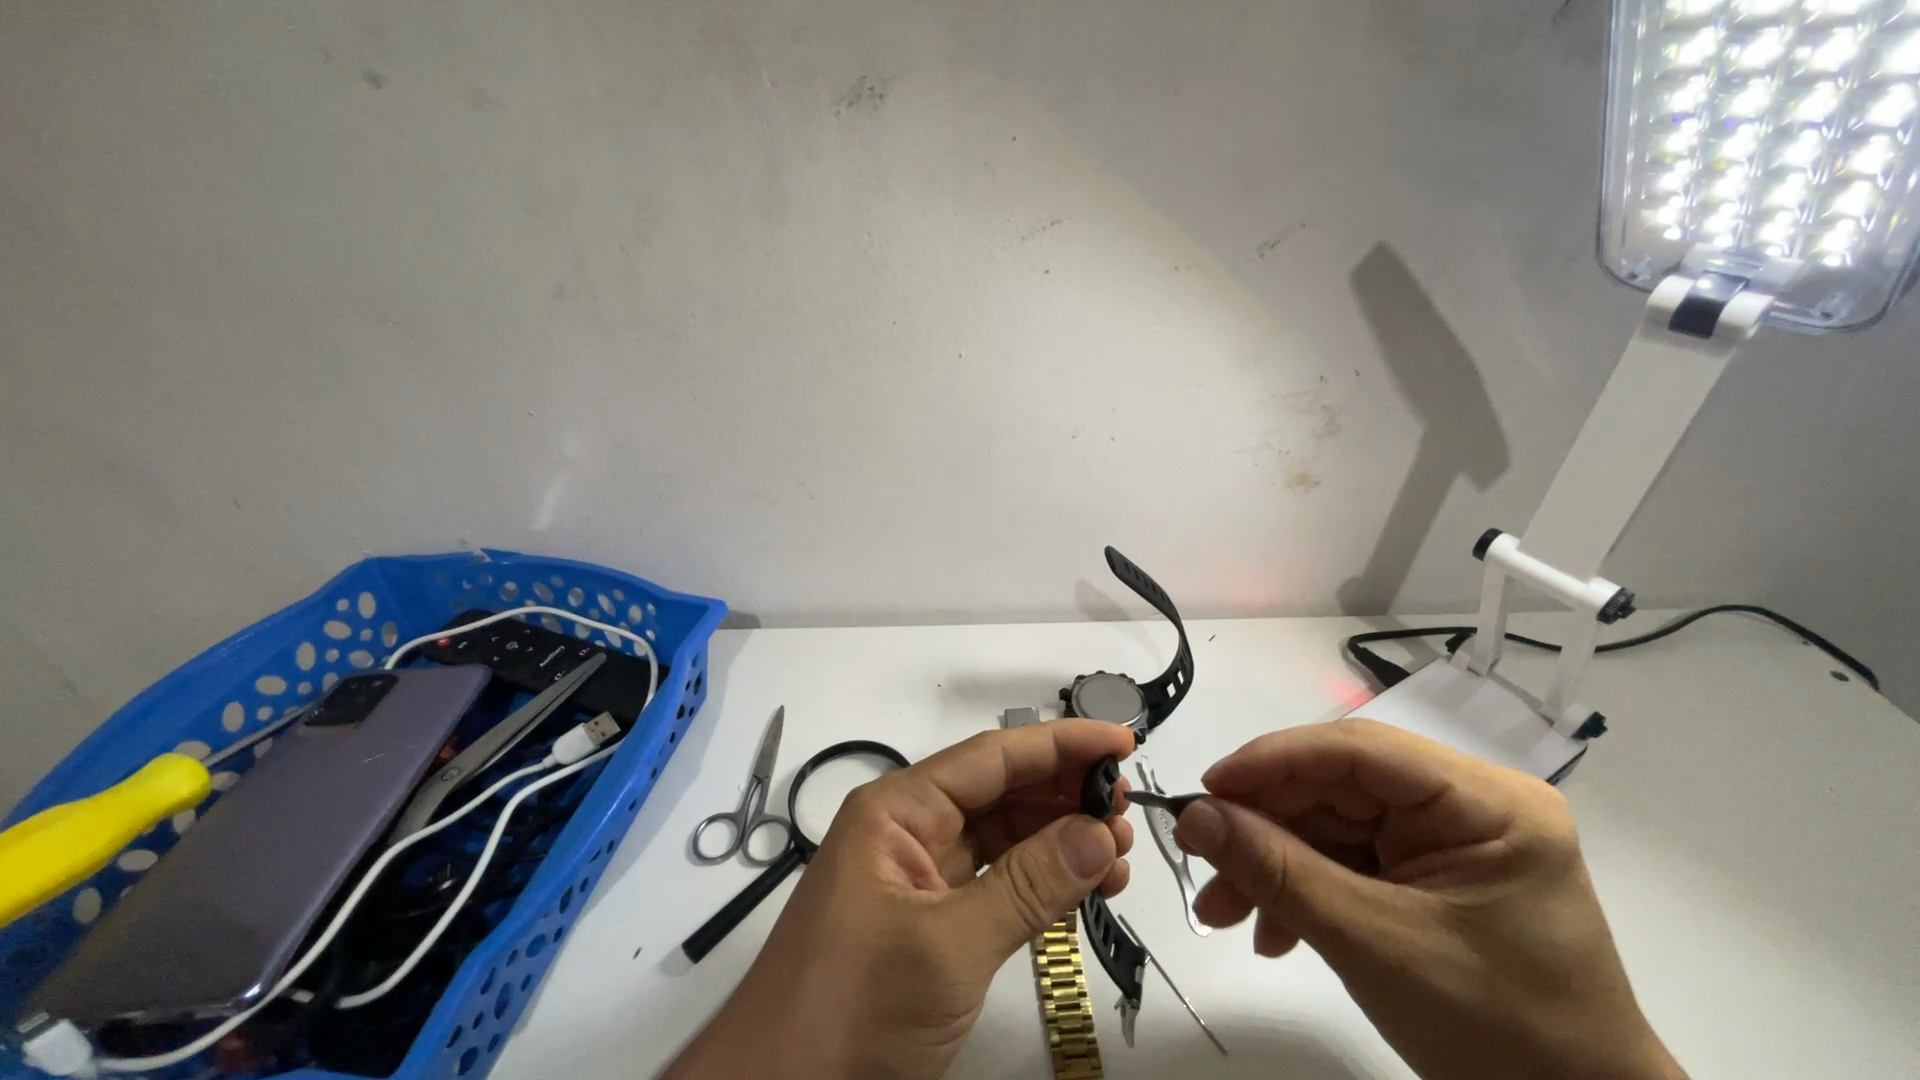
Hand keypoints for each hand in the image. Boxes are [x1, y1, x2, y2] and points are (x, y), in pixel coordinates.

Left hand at [664, 721, 1136, 1079]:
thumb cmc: (853, 1005)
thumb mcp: (947, 945)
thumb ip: (1028, 886)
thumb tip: (1101, 832)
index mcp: (897, 810)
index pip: (991, 757)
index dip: (1060, 744)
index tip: (1123, 741)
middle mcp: (909, 829)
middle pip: (1000, 792)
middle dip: (1065, 793)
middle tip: (1128, 807)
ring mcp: (919, 876)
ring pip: (1003, 837)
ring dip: (1060, 839)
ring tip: (1118, 852)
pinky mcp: (930, 920)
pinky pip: (996, 881)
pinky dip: (1041, 881)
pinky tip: (1085, 885)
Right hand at [1174, 718, 1685, 1079]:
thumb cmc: (1495, 1032)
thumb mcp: (1373, 944)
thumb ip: (1278, 871)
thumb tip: (1193, 815)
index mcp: (1485, 801)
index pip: (1359, 750)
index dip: (1273, 762)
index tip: (1206, 791)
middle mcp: (1467, 804)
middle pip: (1337, 787)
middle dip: (1264, 828)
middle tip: (1200, 862)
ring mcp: (1448, 839)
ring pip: (1331, 824)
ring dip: (1272, 866)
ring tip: (1222, 913)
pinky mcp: (1428, 873)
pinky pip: (1347, 860)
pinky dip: (1301, 890)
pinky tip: (1270, 932)